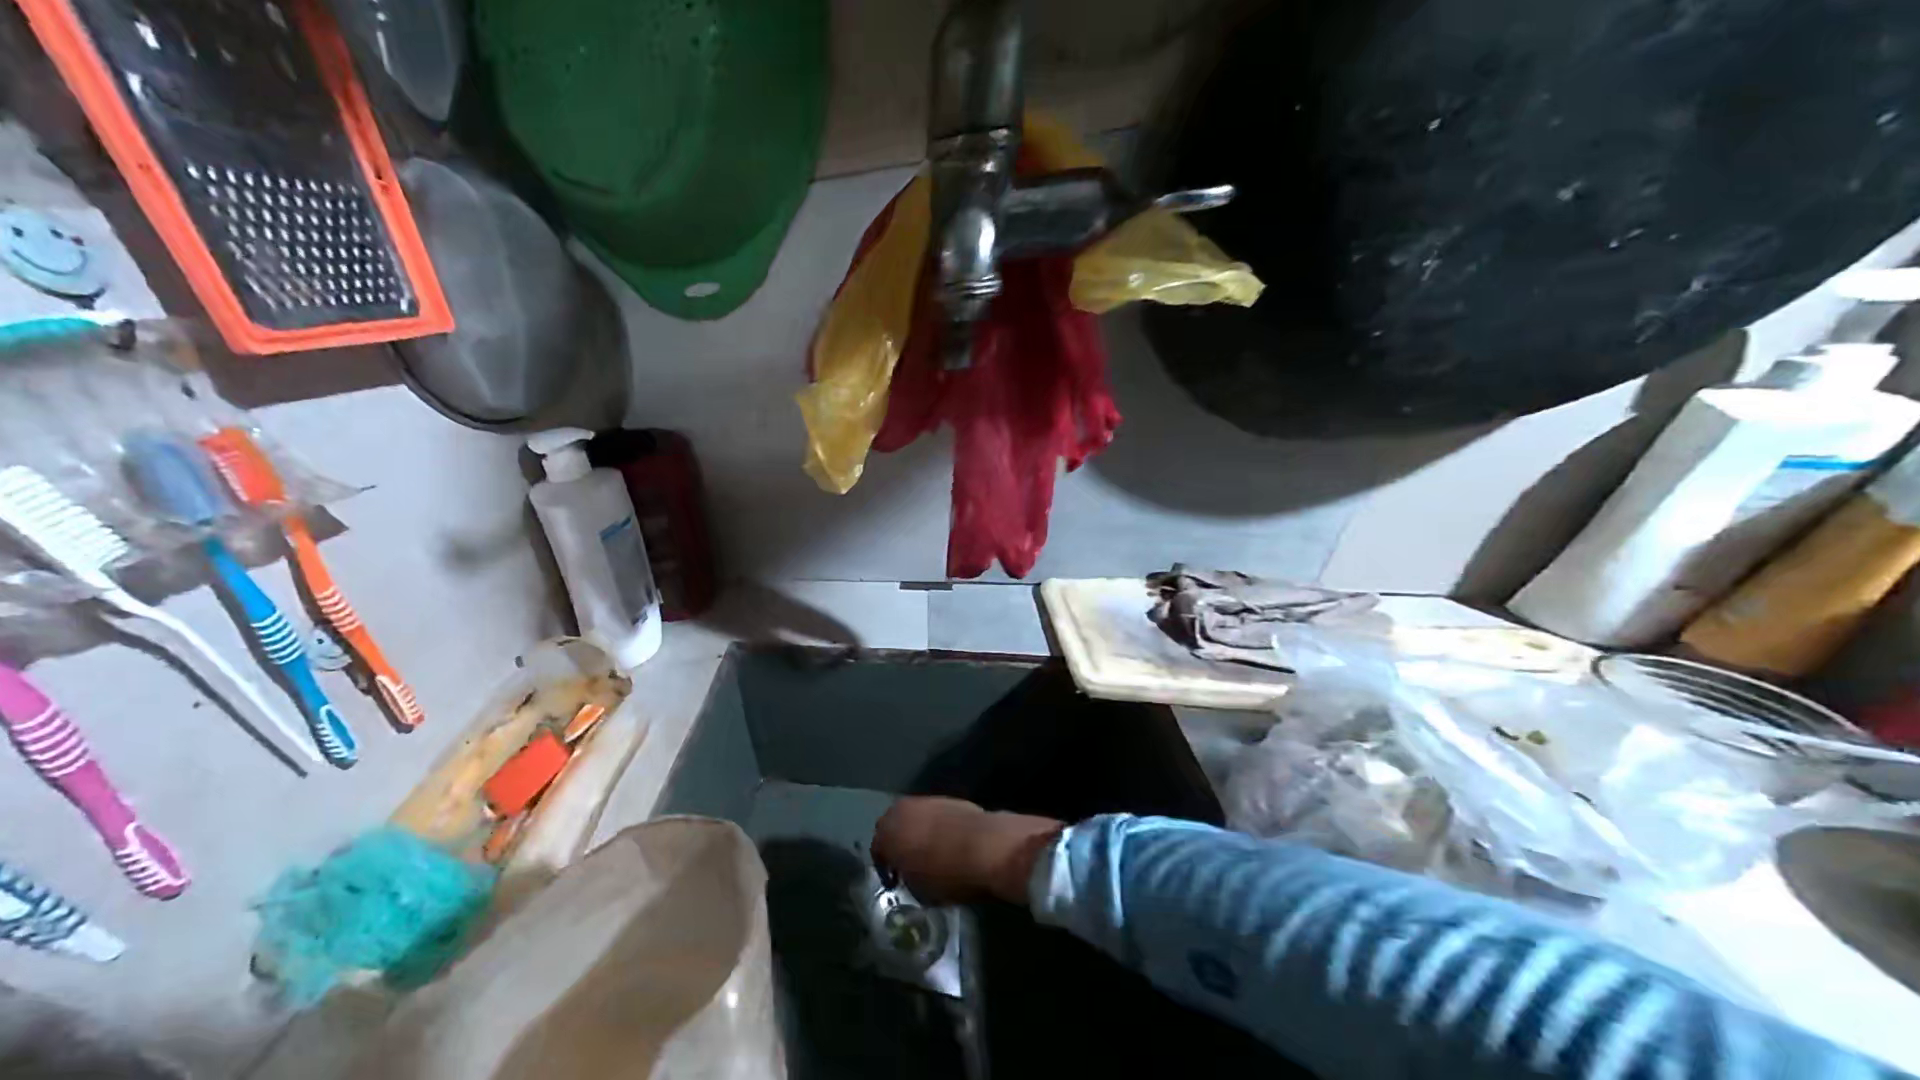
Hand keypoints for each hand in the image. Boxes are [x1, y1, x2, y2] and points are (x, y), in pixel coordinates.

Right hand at [871, 796, 1065, 905]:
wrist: (988, 845)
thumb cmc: (948, 874)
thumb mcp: (921, 890)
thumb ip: (908, 878)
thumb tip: (910, 875)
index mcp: (887, 833)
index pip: (877, 850)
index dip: (886, 867)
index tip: (896, 880)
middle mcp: (901, 810)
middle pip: (892, 826)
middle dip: (898, 842)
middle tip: (909, 862)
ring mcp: (927, 800)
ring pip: (913, 816)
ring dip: (917, 830)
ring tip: (930, 850)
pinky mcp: (950, 798)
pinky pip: (933, 814)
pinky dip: (936, 825)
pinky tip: (948, 840)